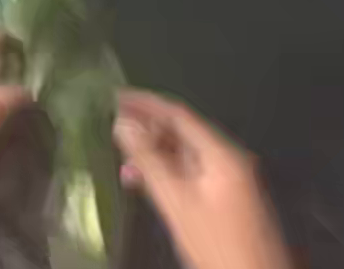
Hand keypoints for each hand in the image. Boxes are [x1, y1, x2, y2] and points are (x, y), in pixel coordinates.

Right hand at [113, 90, 290, 268]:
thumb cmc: (218, 247)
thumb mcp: (175, 200)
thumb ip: (146, 157)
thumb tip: (121, 123)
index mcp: (222, 156)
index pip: (178, 114)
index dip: (144, 102)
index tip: (113, 96)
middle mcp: (229, 162)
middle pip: (180, 132)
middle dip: (145, 131)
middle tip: (113, 130)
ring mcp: (230, 182)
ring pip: (181, 153)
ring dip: (151, 155)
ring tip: (124, 163)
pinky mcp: (226, 200)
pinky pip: (188, 172)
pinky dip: (164, 172)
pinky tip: (142, 182)